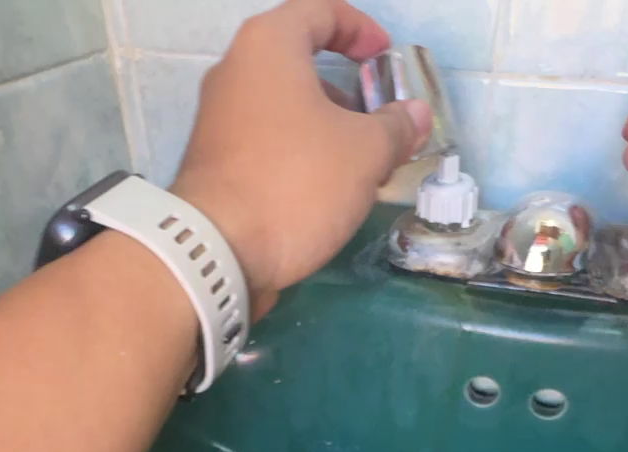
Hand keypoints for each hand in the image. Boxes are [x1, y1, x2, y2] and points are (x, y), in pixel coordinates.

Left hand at [172, 0, 431, 312]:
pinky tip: (321, 195)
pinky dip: (297, 157)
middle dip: (345, 94)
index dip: (359, 30)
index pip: (320, 12)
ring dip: (324, 132)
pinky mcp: (213, 165)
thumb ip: (394, 128)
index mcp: (268, 46)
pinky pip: (265, 146)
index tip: (384, 56)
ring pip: (283, 111)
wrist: (219, 252)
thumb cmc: (296, 184)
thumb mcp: (364, 154)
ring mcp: (217, 121)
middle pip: (299, 66)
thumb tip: (414, 115)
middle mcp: (234, 72)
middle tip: (377, 126)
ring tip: (356, 171)